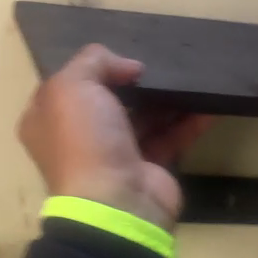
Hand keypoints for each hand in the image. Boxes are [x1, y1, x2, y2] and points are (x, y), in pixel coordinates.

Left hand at [17, 45, 209, 230]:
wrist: (116, 203)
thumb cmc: (84, 139)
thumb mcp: (74, 85)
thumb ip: (94, 61)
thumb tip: (129, 67)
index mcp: (47, 119)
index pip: (66, 85)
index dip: (89, 67)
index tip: (118, 54)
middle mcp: (78, 136)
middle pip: (107, 99)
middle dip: (132, 80)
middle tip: (159, 59)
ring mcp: (113, 154)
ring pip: (142, 116)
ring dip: (165, 97)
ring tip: (189, 73)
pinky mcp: (147, 167)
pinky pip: (170, 136)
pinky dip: (189, 121)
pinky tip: (209, 103)